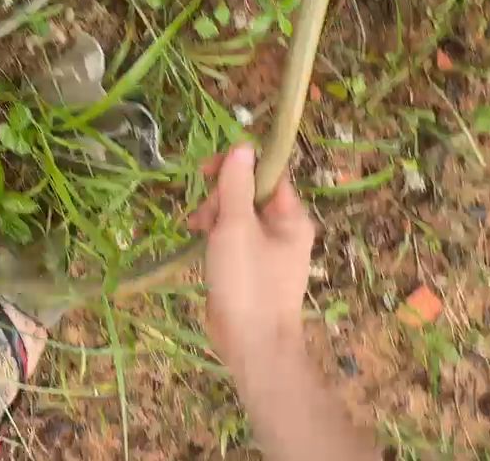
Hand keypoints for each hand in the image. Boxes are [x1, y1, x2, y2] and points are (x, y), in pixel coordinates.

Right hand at [185, 145, 315, 376]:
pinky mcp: (248, 262)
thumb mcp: (236, 226)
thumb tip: (243, 145)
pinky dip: (213, 231)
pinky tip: (198, 239)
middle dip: (220, 194)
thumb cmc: (248, 282)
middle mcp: (282, 228)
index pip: (267, 172)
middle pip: (247, 189)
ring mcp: (265, 246)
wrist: (252, 345)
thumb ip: (236, 184)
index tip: (207, 169)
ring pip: (235, 210)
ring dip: (213, 212)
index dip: (238, 165)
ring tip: (198, 229)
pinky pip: (230, 232)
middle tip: (205, 214)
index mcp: (291, 217)